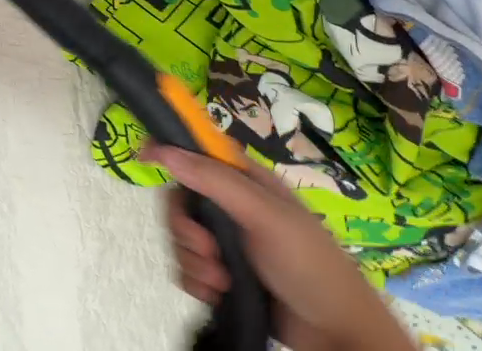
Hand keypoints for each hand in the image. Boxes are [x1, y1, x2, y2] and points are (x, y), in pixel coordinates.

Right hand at [143, 144, 412, 350]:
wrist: (337, 335)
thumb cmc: (310, 266)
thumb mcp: (267, 217)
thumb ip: (215, 181)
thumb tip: (162, 148)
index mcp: (246, 184)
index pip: (197, 153)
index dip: (169, 150)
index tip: (143, 157)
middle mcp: (231, 208)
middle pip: (178, 200)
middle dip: (185, 228)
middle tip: (207, 248)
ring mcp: (226, 242)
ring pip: (178, 236)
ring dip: (193, 261)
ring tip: (221, 280)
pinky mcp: (220, 273)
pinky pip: (184, 266)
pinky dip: (196, 280)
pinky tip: (218, 292)